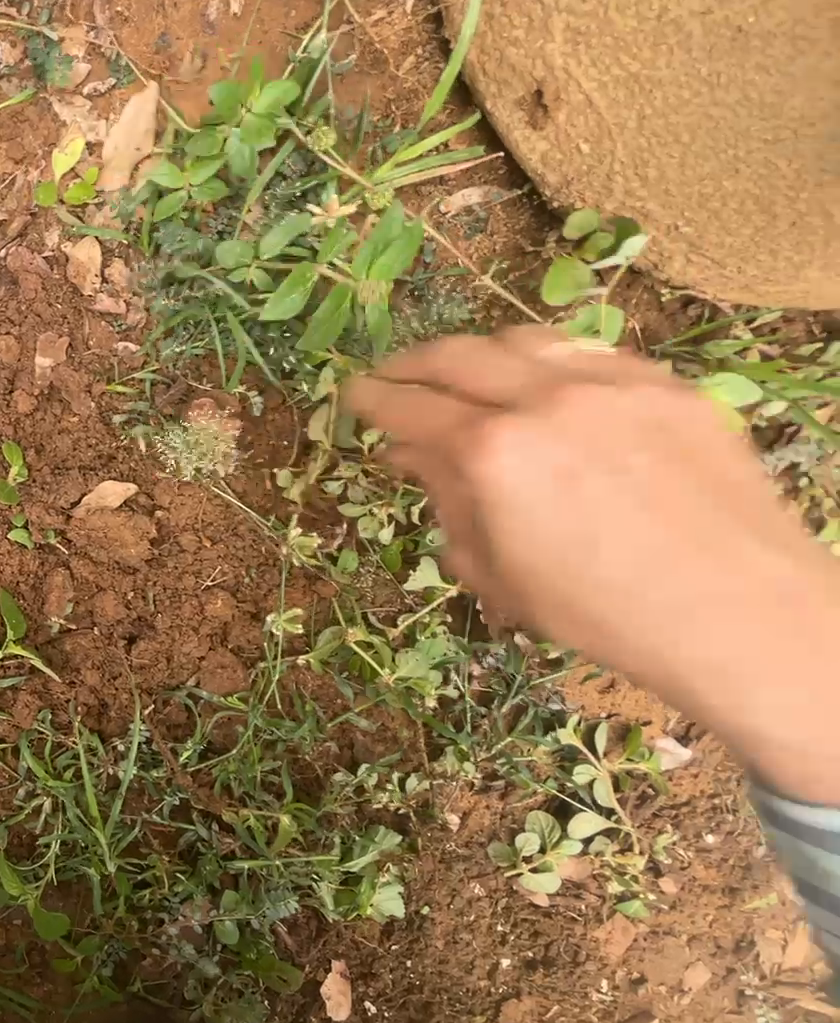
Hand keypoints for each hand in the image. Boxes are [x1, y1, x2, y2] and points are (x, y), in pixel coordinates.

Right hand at [347, 326, 839, 802]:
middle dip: (410, 363)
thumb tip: (410, 455)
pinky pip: (591, 354)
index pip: (409, 406)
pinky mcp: (671, 389)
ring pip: (523, 340)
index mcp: (491, 451)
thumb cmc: (589, 607)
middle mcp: (546, 401)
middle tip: (390, 375)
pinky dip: (547, 361)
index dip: (370, 398)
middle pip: (457, 356)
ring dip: (477, 353)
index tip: (351, 394)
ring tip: (462, 374)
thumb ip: (444, 497)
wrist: (738, 615)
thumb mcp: (488, 564)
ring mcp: (615, 387)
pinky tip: (541, 387)